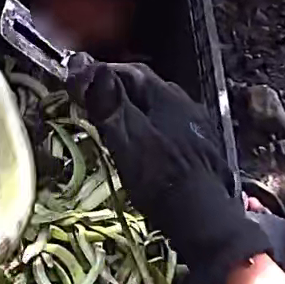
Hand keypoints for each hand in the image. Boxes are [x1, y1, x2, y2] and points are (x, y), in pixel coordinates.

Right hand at [70, 62, 267, 283]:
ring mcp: (196, 127)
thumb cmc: (160, 178)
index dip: (103, 73)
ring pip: (157, 110)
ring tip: (111, 127)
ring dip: (133, 113)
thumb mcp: (126, 138)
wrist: (204, 220)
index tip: (81, 84)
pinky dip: (147, 132)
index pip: (130, 71)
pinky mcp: (200, 150)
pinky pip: (167, 129)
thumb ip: (107, 102)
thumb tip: (82, 63)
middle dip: (117, 92)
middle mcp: (185, 104)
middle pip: (145, 89)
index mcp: (167, 96)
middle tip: (92, 106)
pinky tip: (139, 149)